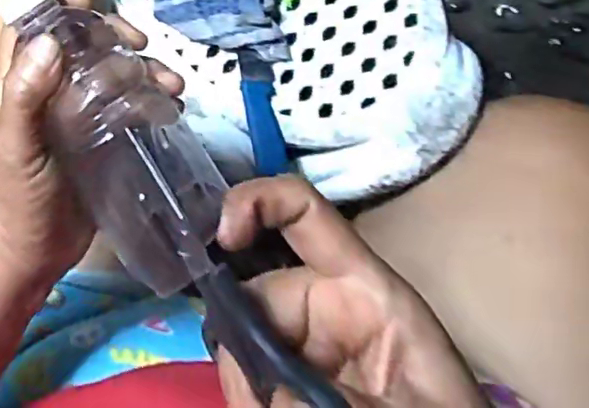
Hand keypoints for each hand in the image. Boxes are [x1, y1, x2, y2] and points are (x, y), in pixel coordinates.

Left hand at [0, 0, 180, 286]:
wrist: (33, 253)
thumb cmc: (16, 194)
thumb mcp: (15, 143)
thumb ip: (24, 93)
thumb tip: (50, 41)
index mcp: (17, 77)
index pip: (33, 22)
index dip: (58, 6)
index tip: (88, 8)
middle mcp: (47, 83)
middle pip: (80, 38)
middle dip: (111, 34)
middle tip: (139, 43)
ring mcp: (76, 105)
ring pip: (109, 66)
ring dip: (141, 66)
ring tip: (170, 84)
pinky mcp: (101, 129)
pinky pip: (127, 98)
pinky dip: (150, 94)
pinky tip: (170, 105)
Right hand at [214, 177, 485, 407]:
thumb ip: (344, 402)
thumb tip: (270, 392)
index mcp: (365, 290)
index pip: (303, 211)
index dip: (257, 202)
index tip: (223, 238)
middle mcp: (327, 305)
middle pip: (258, 292)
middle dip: (242, 341)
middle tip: (251, 399)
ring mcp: (306, 343)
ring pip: (243, 336)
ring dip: (244, 382)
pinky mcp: (291, 380)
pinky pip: (249, 373)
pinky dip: (247, 397)